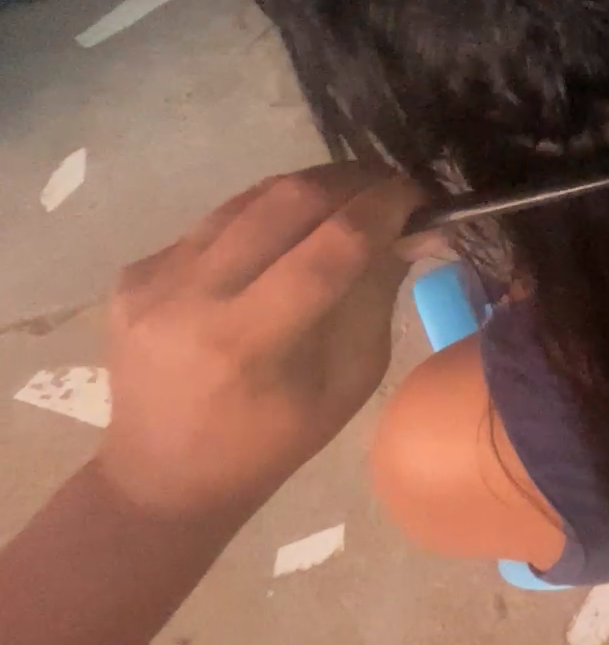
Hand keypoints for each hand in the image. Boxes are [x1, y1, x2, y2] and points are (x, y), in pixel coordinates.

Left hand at [94, 165, 422, 517]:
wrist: (164, 472)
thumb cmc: (281, 435)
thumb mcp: (355, 371)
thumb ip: (380, 290)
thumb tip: (421, 228)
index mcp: (249, 340)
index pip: (335, 243)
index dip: (389, 206)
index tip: (425, 197)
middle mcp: (190, 300)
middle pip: (291, 200)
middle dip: (358, 181)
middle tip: (396, 188)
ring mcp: (153, 281)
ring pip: (256, 196)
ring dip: (320, 186)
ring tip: (359, 197)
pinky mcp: (138, 272)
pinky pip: (225, 216)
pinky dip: (278, 210)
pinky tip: (300, 231)